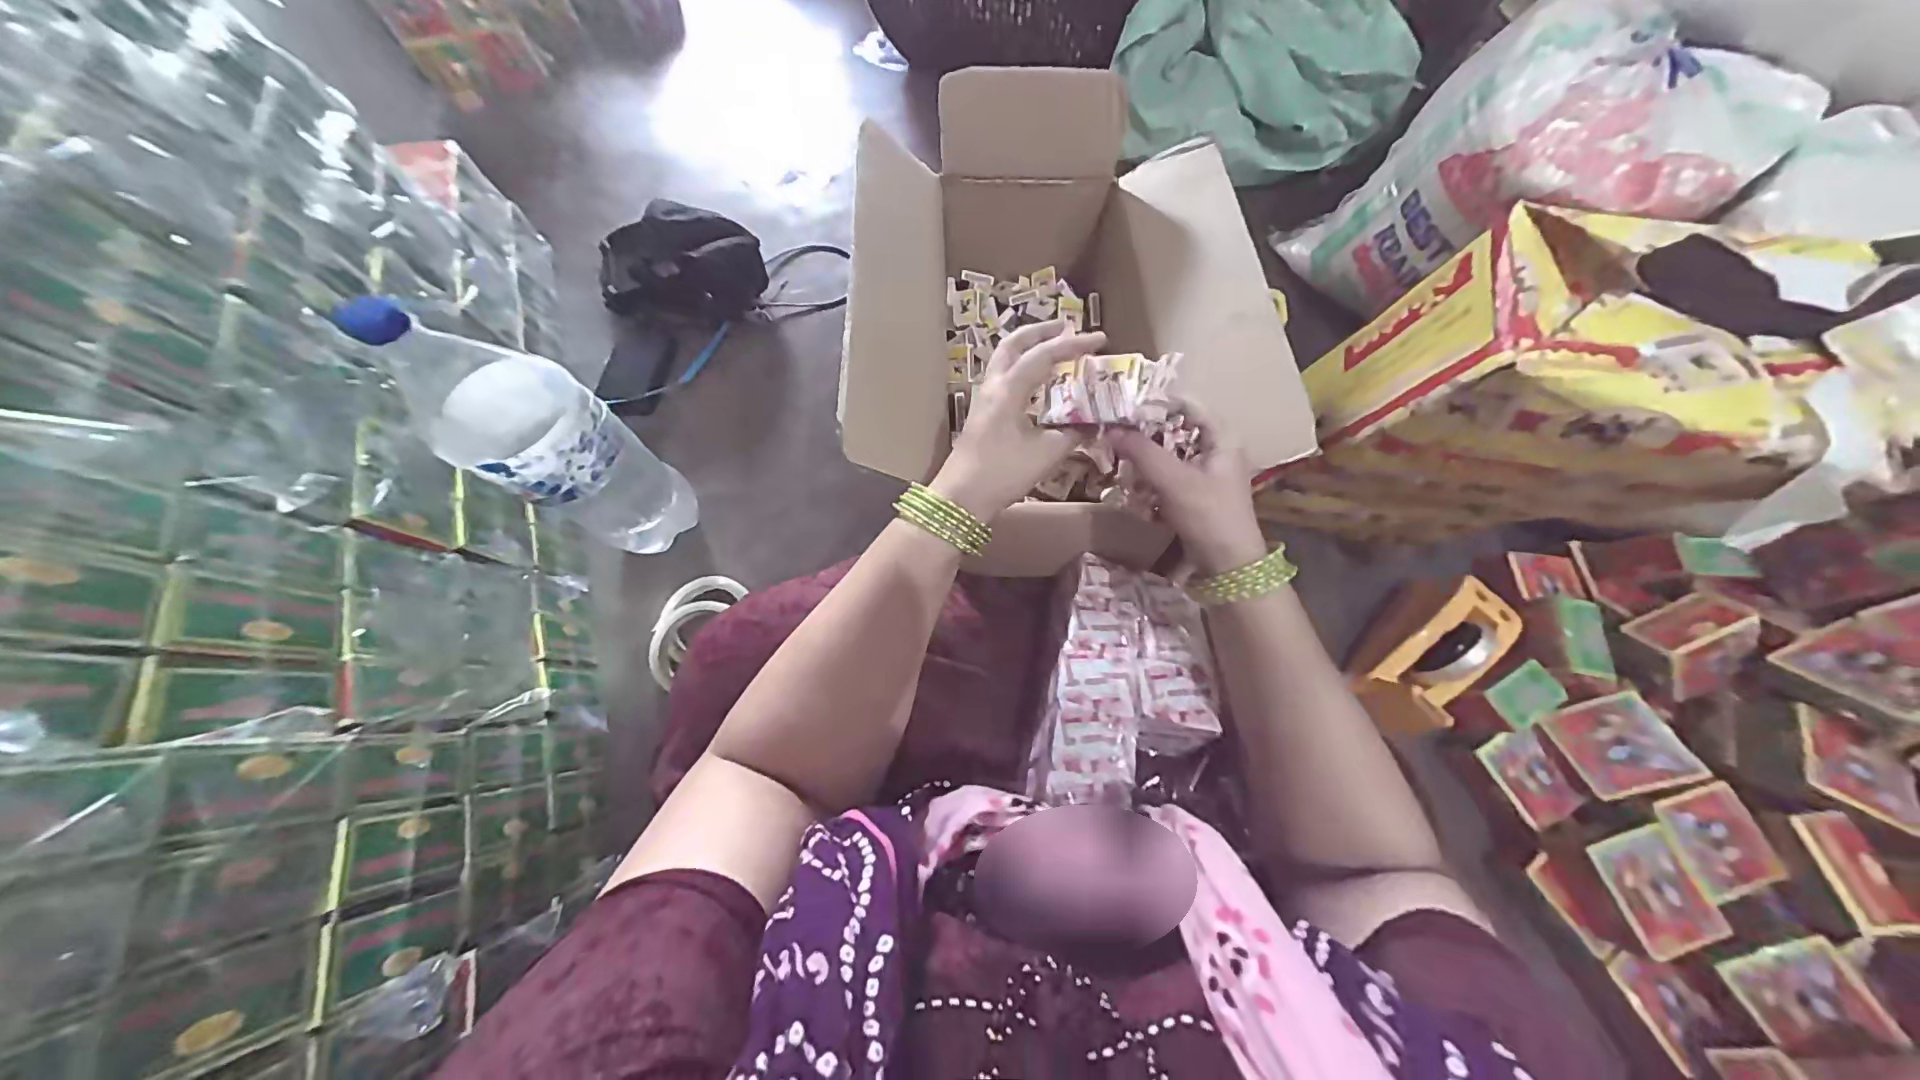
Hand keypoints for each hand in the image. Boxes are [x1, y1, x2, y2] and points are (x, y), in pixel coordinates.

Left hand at [931, 321, 1098, 519]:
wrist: (961, 499)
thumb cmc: (1002, 474)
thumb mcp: (1046, 454)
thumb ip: (1074, 433)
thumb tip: (1095, 423)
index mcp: (1008, 389)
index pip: (1043, 354)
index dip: (1074, 344)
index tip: (1101, 339)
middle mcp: (993, 386)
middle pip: (1014, 344)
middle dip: (1041, 331)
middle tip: (1067, 327)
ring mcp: (983, 400)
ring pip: (1005, 360)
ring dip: (1029, 349)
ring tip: (1054, 350)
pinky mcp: (982, 415)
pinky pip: (1004, 379)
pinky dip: (1023, 370)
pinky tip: (1038, 385)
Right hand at [1111, 401, 1266, 575]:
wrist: (1228, 567)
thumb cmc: (1208, 516)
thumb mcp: (1174, 480)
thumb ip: (1141, 451)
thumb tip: (1110, 428)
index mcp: (1221, 436)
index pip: (1185, 403)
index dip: (1154, 403)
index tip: (1121, 409)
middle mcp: (1215, 448)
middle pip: (1172, 428)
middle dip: (1143, 435)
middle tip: (1115, 438)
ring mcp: (1204, 472)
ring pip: (1165, 453)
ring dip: (1143, 460)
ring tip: (1122, 467)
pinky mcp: (1193, 494)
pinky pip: (1165, 476)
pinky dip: (1149, 480)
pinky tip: (1135, 492)